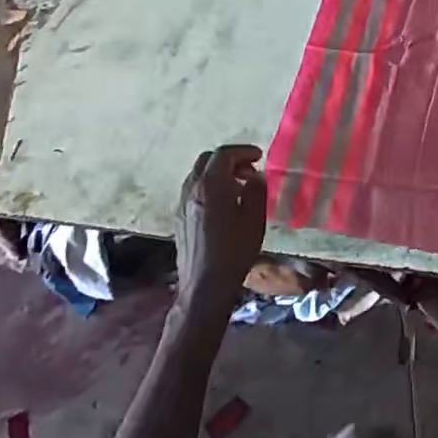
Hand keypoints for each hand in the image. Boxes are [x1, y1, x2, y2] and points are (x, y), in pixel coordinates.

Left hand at [175, 144, 267, 317]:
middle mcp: (191, 189)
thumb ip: (256, 189)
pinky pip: (194, 191)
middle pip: (207, 160)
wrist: (205, 286)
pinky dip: (209, 187)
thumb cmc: (235, 250)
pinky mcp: (179, 219)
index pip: (224, 154)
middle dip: (229, 159)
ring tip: (238, 186)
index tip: (259, 156)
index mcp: (210, 185)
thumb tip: (254, 176)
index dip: (243, 151)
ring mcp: (181, 204)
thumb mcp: (255, 217)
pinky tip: (223, 204)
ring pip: (198, 175)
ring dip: (218, 173)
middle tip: (249, 169)